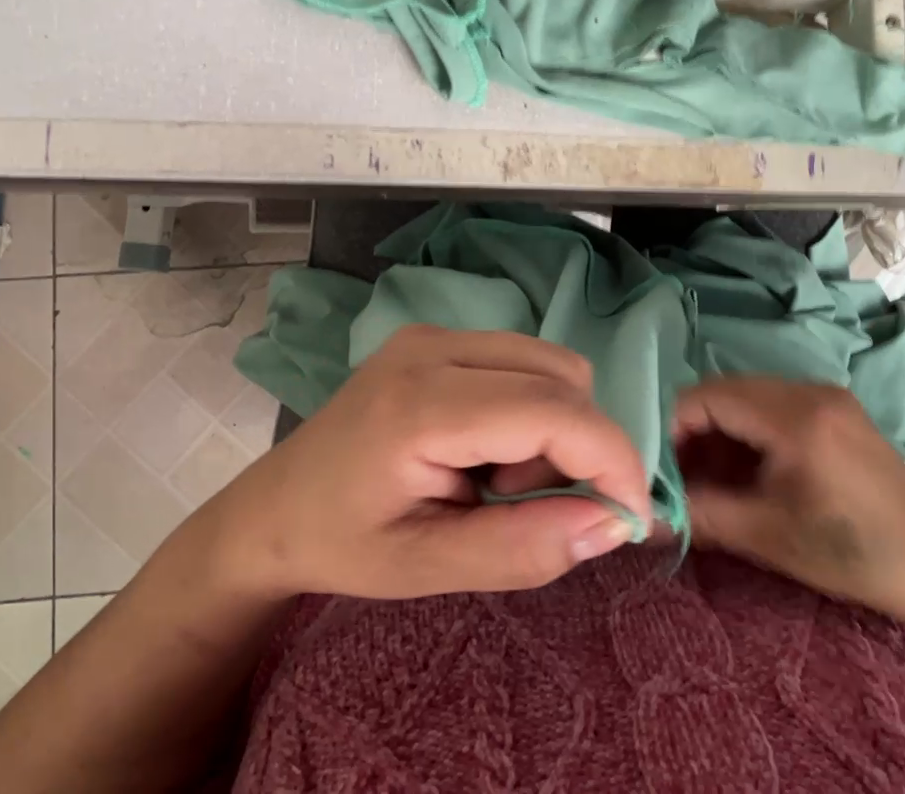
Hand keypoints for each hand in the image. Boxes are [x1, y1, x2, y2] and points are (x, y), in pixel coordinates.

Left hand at [209, 325, 650, 600]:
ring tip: (499, 480)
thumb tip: (612, 523)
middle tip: (525, 503)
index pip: (552, 410)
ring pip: (551, 364)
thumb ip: (522, 549)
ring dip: (556, 427)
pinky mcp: (436, 337)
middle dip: (576, 448)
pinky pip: (525, 361)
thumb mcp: (427, 569)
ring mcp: (432, 334)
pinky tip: (487, 449)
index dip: (611, 458)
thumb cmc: (342, 544)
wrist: (274, 508)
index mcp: (419, 406)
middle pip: (563, 377)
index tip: (630, 515)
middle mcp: (431, 348)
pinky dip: (534, 409)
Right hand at [675, 377, 904, 611]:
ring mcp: (829, 399)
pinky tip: (745, 476)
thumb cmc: (850, 552)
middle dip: (692, 433)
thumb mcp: (763, 534)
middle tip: (677, 479)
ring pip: (749, 401)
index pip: (705, 396)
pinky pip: (775, 411)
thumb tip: (638, 519)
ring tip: (707, 483)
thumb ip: (696, 516)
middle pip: (725, 393)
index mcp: (794, 414)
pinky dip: (749, 438)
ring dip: (720, 437)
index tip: (655, 471)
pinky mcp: (838, 415)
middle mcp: (810, 391)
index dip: (669, 429)